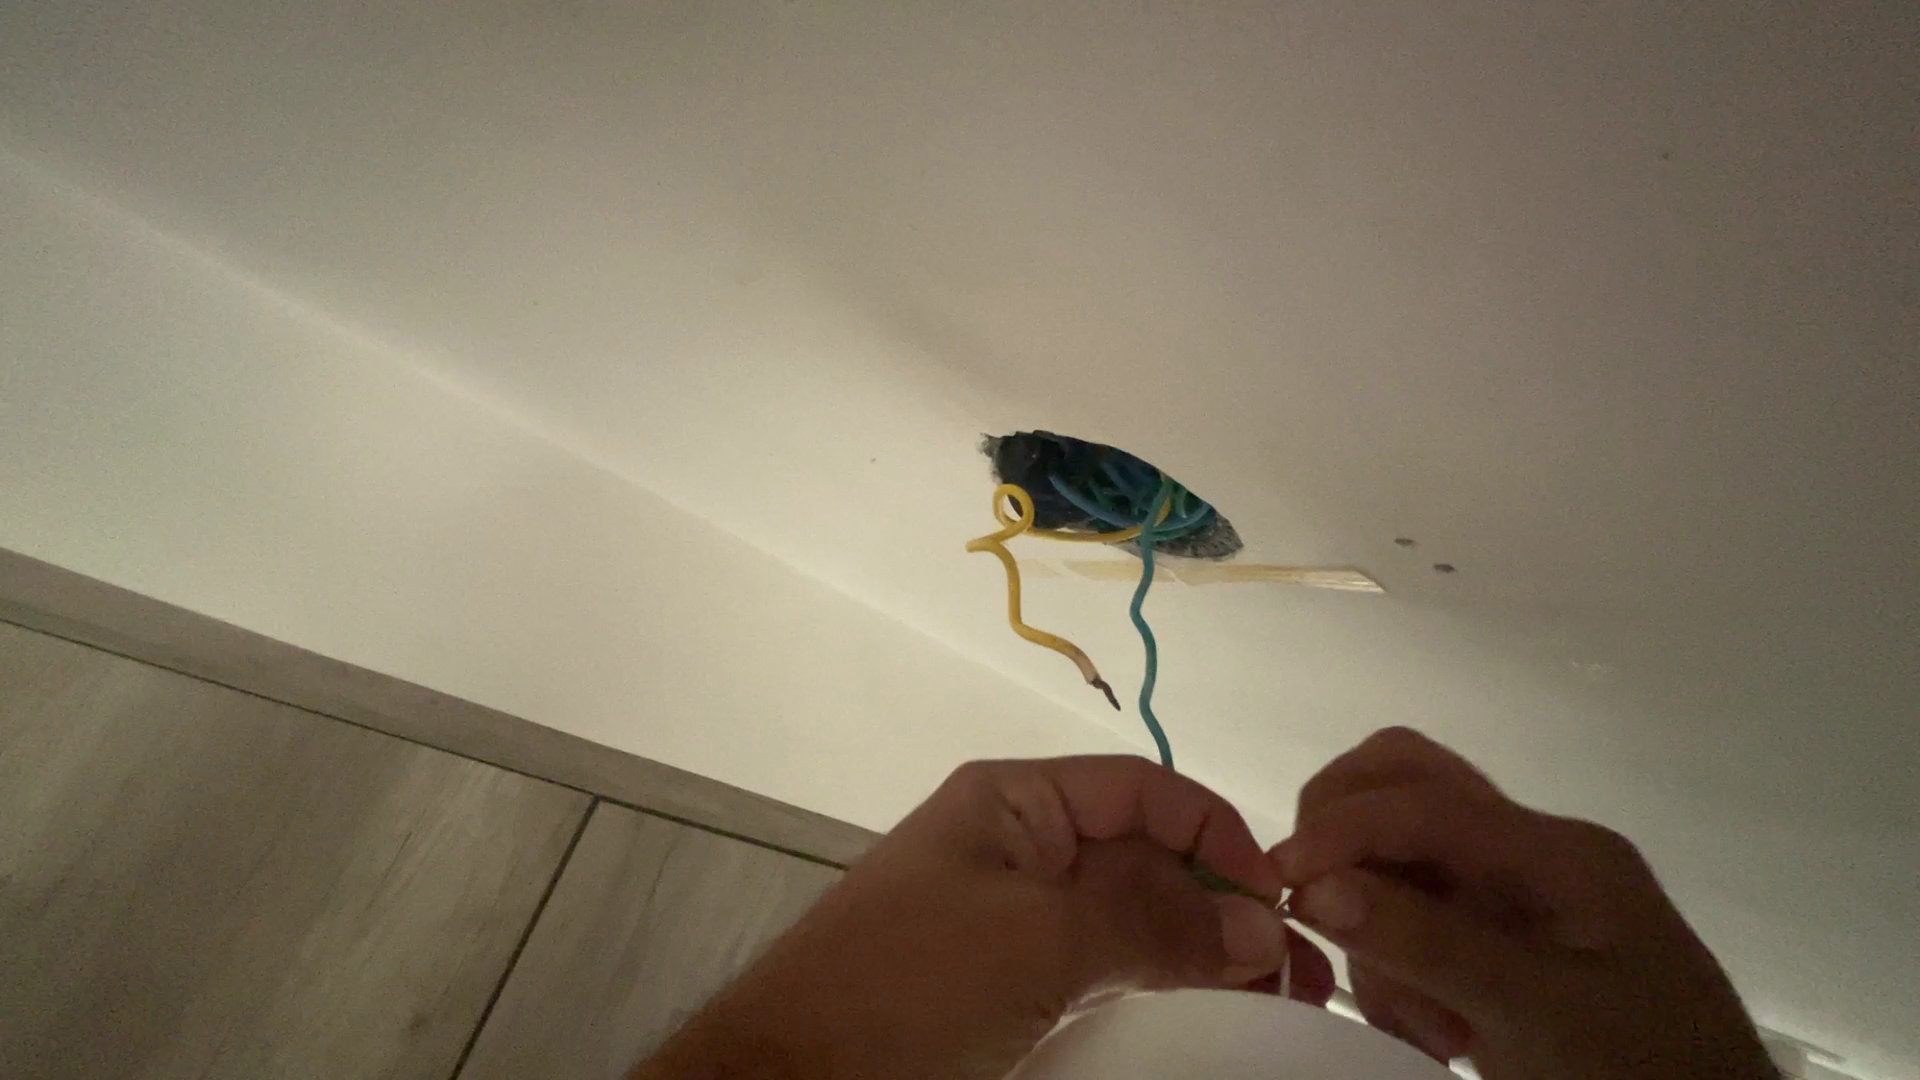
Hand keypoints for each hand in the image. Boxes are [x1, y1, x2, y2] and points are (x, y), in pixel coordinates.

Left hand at [634, 756, 1331, 1079]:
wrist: (793, 1075)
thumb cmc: (912, 979)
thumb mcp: (1036, 937)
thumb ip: (1148, 919)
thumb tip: (1259, 923)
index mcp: (1015, 801)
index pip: (1138, 788)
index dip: (1212, 829)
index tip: (1275, 898)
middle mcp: (1021, 845)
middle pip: (1139, 854)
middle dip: (1215, 901)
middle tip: (1293, 974)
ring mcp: (1016, 914)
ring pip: (1126, 916)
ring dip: (1194, 950)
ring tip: (1268, 1000)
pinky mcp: (1012, 978)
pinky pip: (1100, 968)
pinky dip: (1153, 988)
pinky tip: (1198, 1018)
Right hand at [1274, 728, 1774, 1079]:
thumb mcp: (1540, 1019)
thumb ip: (1425, 943)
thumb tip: (1310, 887)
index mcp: (1558, 852)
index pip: (1424, 801)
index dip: (1341, 828)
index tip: (1280, 879)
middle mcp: (1528, 846)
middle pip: (1402, 779)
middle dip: (1341, 828)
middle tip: (1312, 896)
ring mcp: (1507, 883)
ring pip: (1390, 839)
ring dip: (1365, 906)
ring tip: (1406, 1009)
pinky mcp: (1488, 923)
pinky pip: (1403, 896)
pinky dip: (1384, 945)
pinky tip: (1421, 1018)